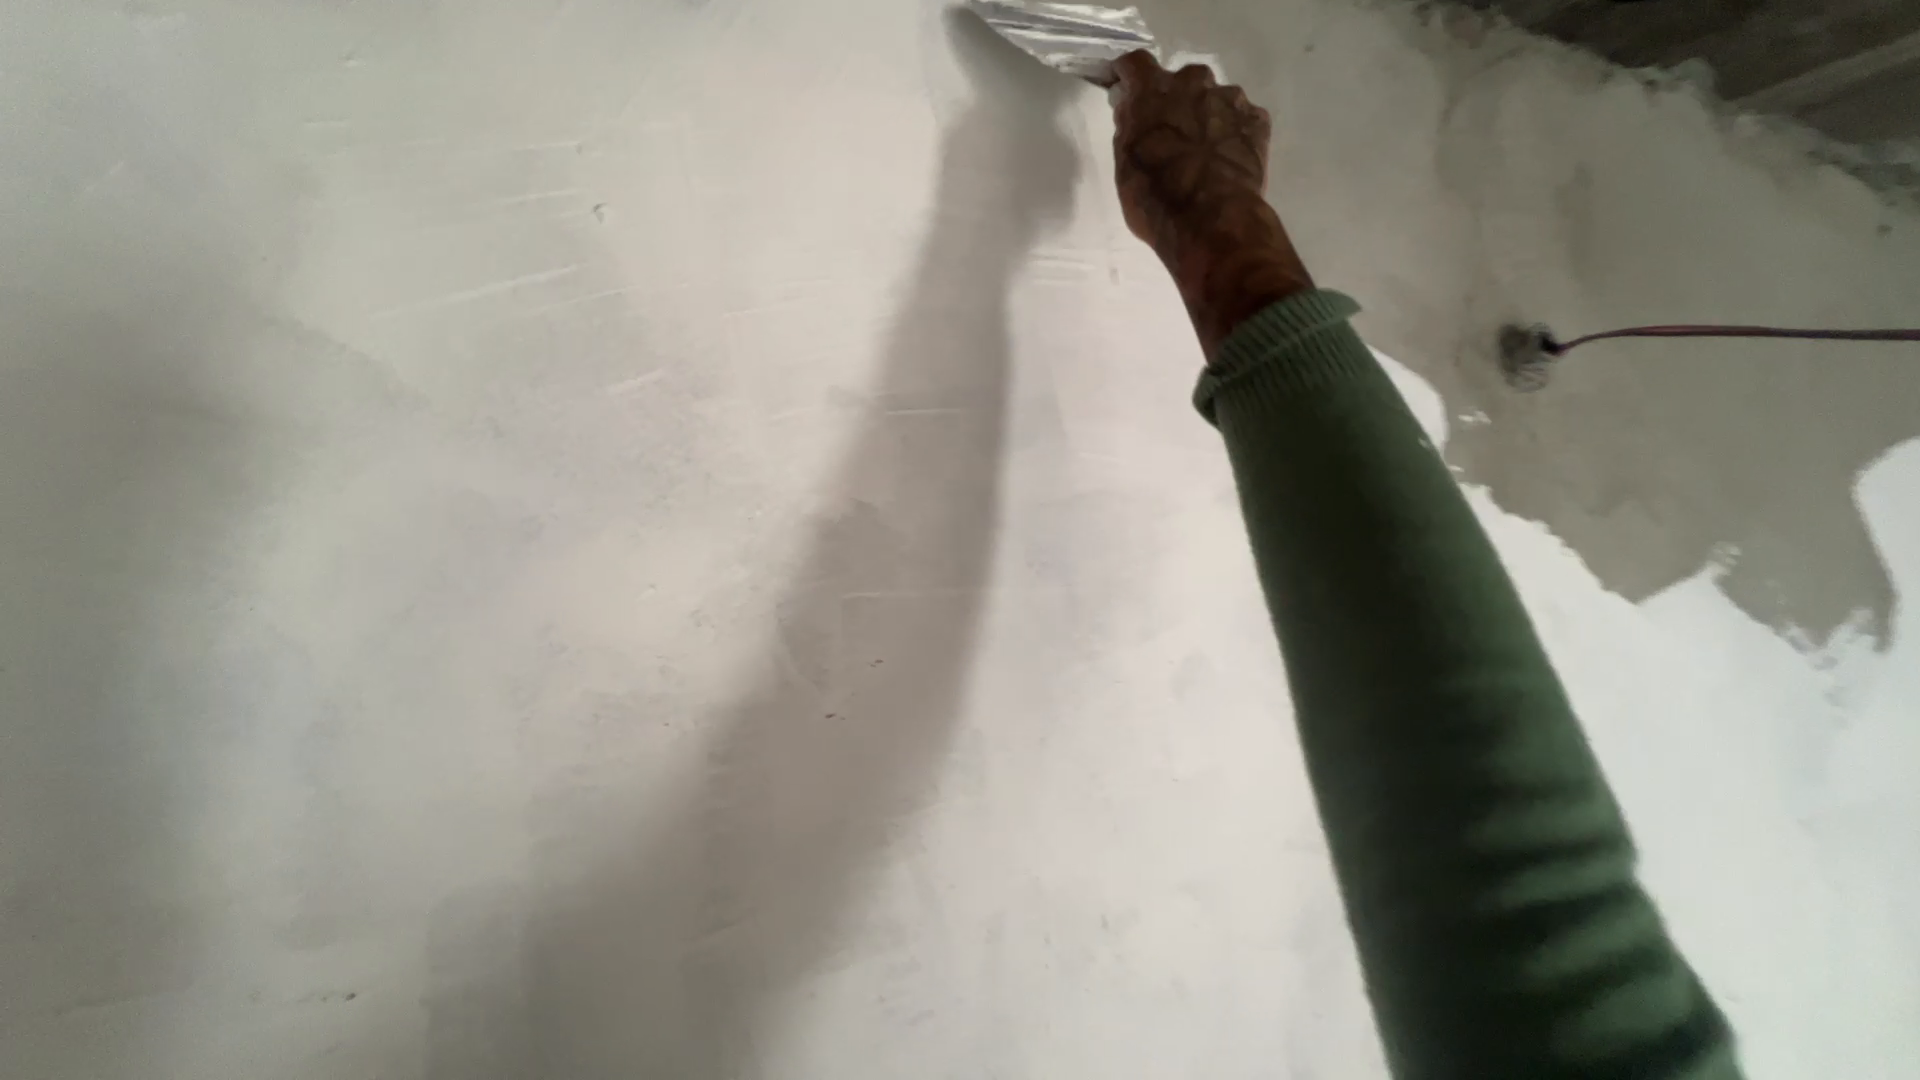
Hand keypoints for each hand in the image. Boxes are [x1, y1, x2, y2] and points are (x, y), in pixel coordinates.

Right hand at [1112, 51, 1312, 359]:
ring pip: (1216, 101)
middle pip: (1181, 80)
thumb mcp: (1126, 180)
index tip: (1121, 87)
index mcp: (1152, 94)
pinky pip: (1242, 123)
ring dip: (1208, 121)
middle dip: (1175, 103)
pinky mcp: (1258, 130)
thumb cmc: (1158, 209)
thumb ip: (1129, 145)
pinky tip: (1228, 169)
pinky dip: (1234, 139)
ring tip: (1203, 161)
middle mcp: (1194, 85)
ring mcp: (1231, 104)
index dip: (1127, 77)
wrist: (1215, 230)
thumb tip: (1136, 133)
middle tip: (1169, 141)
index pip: (1133, 65)